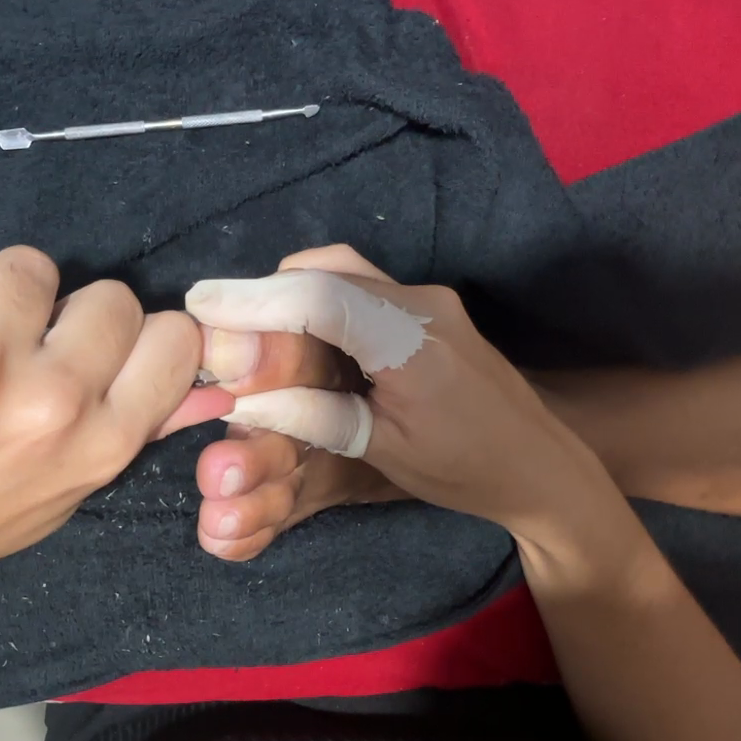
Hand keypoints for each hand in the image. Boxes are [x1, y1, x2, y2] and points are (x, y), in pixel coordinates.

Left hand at [0, 233, 230, 609]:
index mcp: (99, 446)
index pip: (174, 341)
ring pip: (31, 265)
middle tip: (23, 349)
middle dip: (70, 316)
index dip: (144, 334)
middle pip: (110, 296)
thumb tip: (206, 386)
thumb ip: (125, 431)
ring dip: (1, 294)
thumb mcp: (62, 495)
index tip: (106, 345)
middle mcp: (51, 402)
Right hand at [186, 245, 632, 572]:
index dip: (253, 299)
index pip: (319, 299)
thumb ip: (312, 415)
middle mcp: (422, 301)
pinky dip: (318, 300)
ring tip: (251, 333)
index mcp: (411, 340)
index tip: (199, 304)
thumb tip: (239, 398)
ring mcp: (430, 298)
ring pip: (341, 272)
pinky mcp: (430, 307)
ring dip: (290, 293)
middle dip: (264, 294)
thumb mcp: (383, 450)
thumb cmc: (466, 469)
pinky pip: (360, 287)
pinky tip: (298, 333)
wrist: (542, 464)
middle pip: (325, 272)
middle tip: (218, 326)